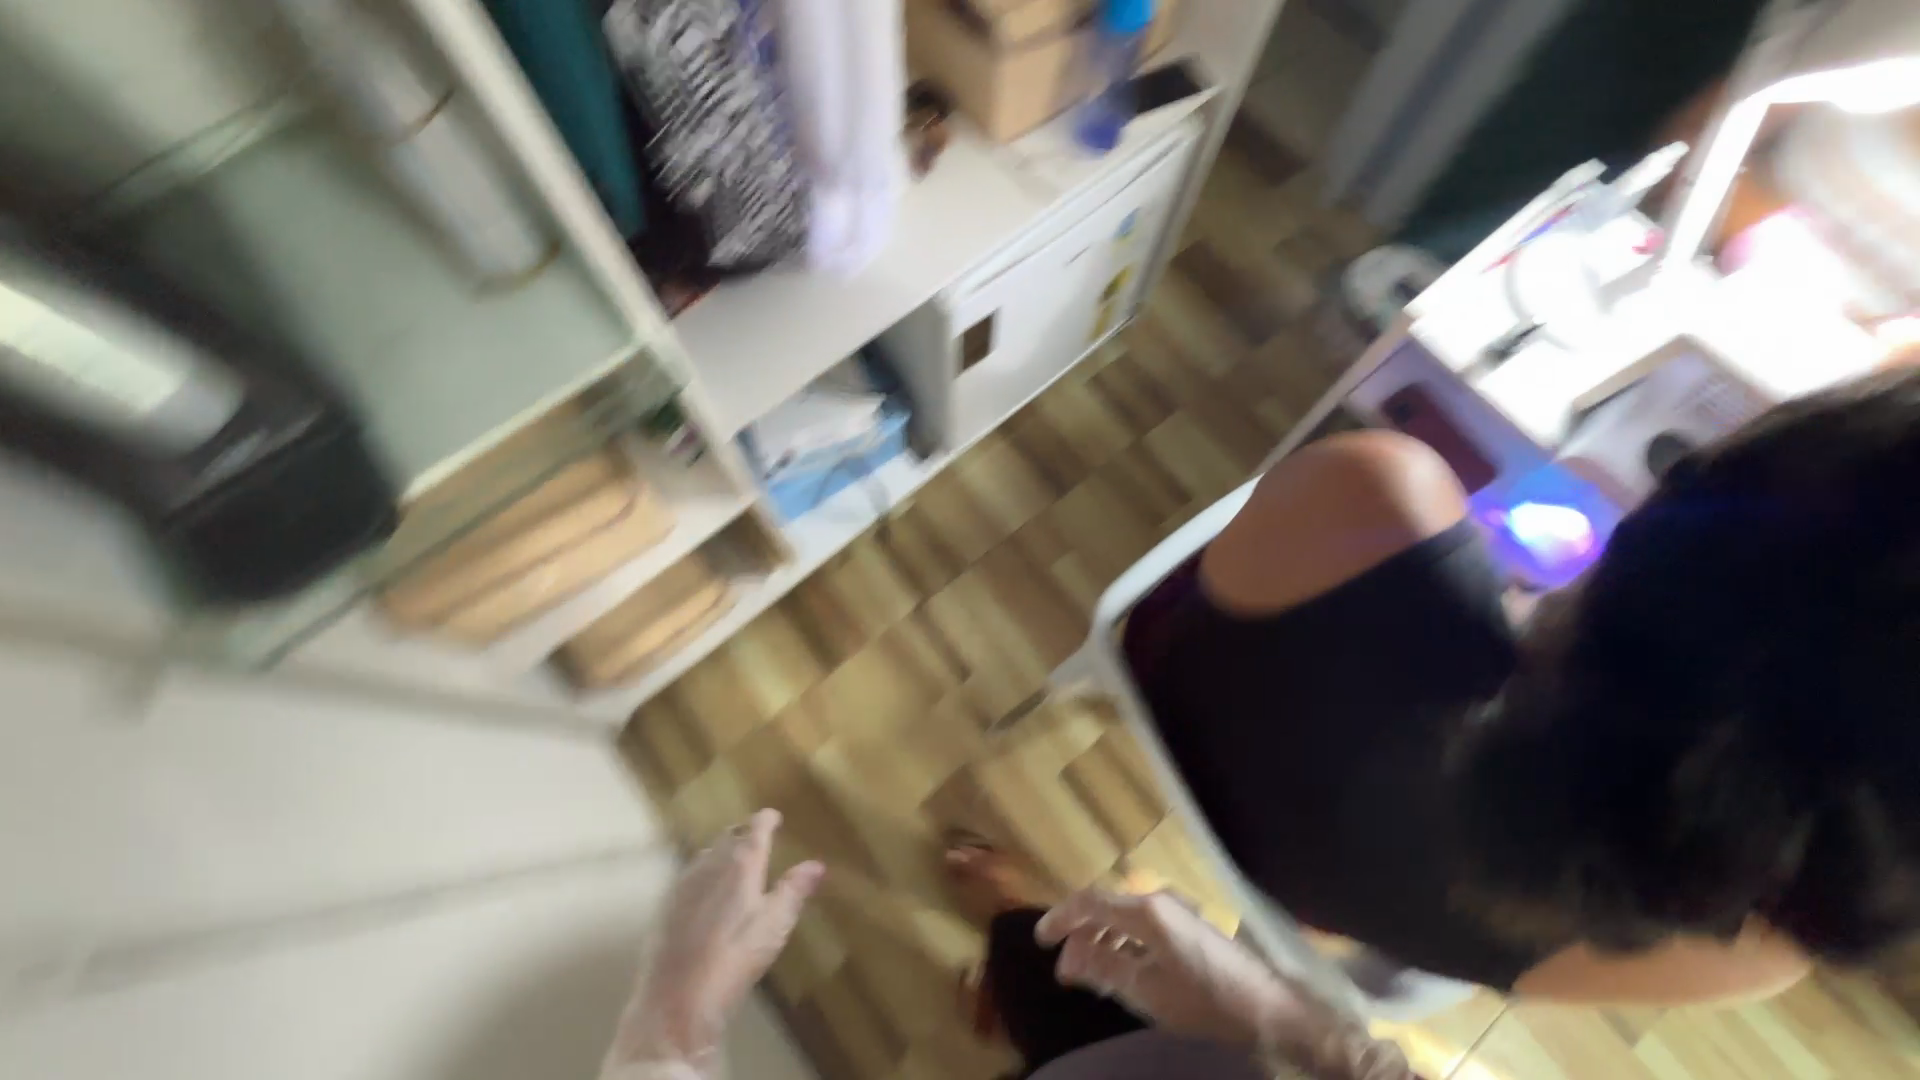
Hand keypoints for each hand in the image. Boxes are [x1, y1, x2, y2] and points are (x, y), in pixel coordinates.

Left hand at [608, 809, 824, 1068]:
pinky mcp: (666, 906)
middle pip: (728, 836)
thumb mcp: (774, 926)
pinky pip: (690, 874)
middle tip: (757, 835)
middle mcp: (710, 863)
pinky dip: (705, 871)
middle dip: (744, 832)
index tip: (774, 816)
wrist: (676, 999)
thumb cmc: (734, 957)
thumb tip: (816, 864)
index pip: (755, 828)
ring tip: (735, 859)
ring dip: (723, 849)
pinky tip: (708, 890)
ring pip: (707, 853)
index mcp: (741, 863)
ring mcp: (684, 883)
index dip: (766, 819)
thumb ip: (794, 891)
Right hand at [1036, 888, 1303, 1047]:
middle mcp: (1159, 900)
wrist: (1269, 1009)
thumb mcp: (1147, 991)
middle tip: (1065, 965)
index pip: (1089, 902)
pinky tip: (1123, 967)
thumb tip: (1068, 957)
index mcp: (1146, 911)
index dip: (1061, 918)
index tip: (1041, 939)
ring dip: (1103, 938)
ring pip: (1125, 916)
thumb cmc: (1204, 1001)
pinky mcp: (1190, 924)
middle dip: (1081, 932)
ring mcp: (1178, 910)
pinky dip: (1125, 941)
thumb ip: (1104, 967)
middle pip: (1107, 907)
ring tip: (1090, 971)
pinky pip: (1144, 924)